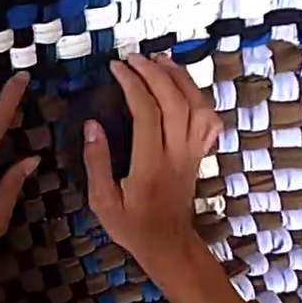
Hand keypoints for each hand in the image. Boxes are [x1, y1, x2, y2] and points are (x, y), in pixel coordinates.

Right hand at [84, 55, 221, 281]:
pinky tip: (183, 86)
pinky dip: (199, 97)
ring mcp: (193, 153)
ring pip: (198, 107)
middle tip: (134, 58)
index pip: (147, 113)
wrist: (168, 245)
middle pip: (176, 103)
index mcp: (151, 165)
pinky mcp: (200, 154)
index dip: (132, 84)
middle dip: (155, 73)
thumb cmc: (131, 225)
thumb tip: (92, 125)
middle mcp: (178, 154)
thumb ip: (97, 162)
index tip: (116, 68)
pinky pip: (209, 120)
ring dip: (180, 78)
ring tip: (159, 61)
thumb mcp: (102, 201)